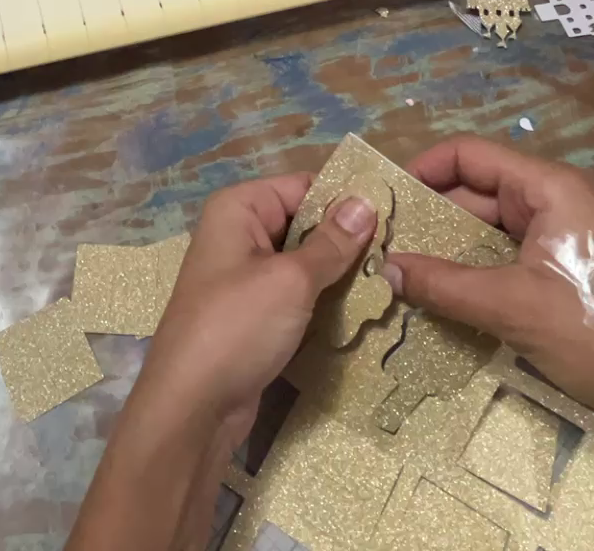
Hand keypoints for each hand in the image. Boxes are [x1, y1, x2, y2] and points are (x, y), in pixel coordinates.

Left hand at [138, 175, 376, 422]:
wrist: (192, 407)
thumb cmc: (237, 326)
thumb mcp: (291, 280)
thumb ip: (331, 243)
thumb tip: (365, 203)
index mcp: (238, 209)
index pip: (301, 186)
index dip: (344, 198)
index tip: (394, 214)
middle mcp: (238, 234)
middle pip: (303, 224)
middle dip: (346, 240)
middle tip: (400, 253)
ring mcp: (244, 277)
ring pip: (303, 263)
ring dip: (339, 274)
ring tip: (391, 281)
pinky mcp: (253, 315)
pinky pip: (296, 295)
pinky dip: (323, 302)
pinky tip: (362, 312)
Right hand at [381, 137, 593, 431]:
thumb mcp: (512, 306)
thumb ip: (444, 285)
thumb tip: (385, 270)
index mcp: (547, 187)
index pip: (469, 154)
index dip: (423, 167)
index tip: (387, 198)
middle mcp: (552, 199)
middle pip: (475, 188)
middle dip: (430, 210)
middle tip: (385, 238)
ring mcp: (558, 232)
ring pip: (487, 223)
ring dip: (448, 241)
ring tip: (403, 263)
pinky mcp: (560, 265)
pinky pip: (502, 250)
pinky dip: (470, 263)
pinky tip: (441, 287)